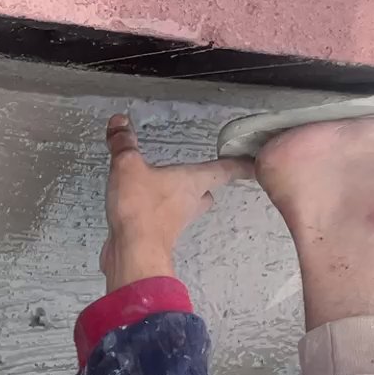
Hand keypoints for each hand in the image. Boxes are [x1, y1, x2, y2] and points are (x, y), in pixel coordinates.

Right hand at [100, 113, 252, 291]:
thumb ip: (123, 144)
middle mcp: (189, 202)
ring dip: (180, 199)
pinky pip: (162, 220)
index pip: (227, 169)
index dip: (242, 164)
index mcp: (193, 181)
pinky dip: (156, 213)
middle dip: (206, 185)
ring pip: (186, 207)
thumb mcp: (127, 166)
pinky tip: (142, 208)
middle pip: (207, 192)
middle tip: (204, 178)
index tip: (255, 161)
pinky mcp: (157, 235)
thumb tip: (118, 122)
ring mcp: (174, 222)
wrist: (132, 251)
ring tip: (167, 189)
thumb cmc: (141, 209)